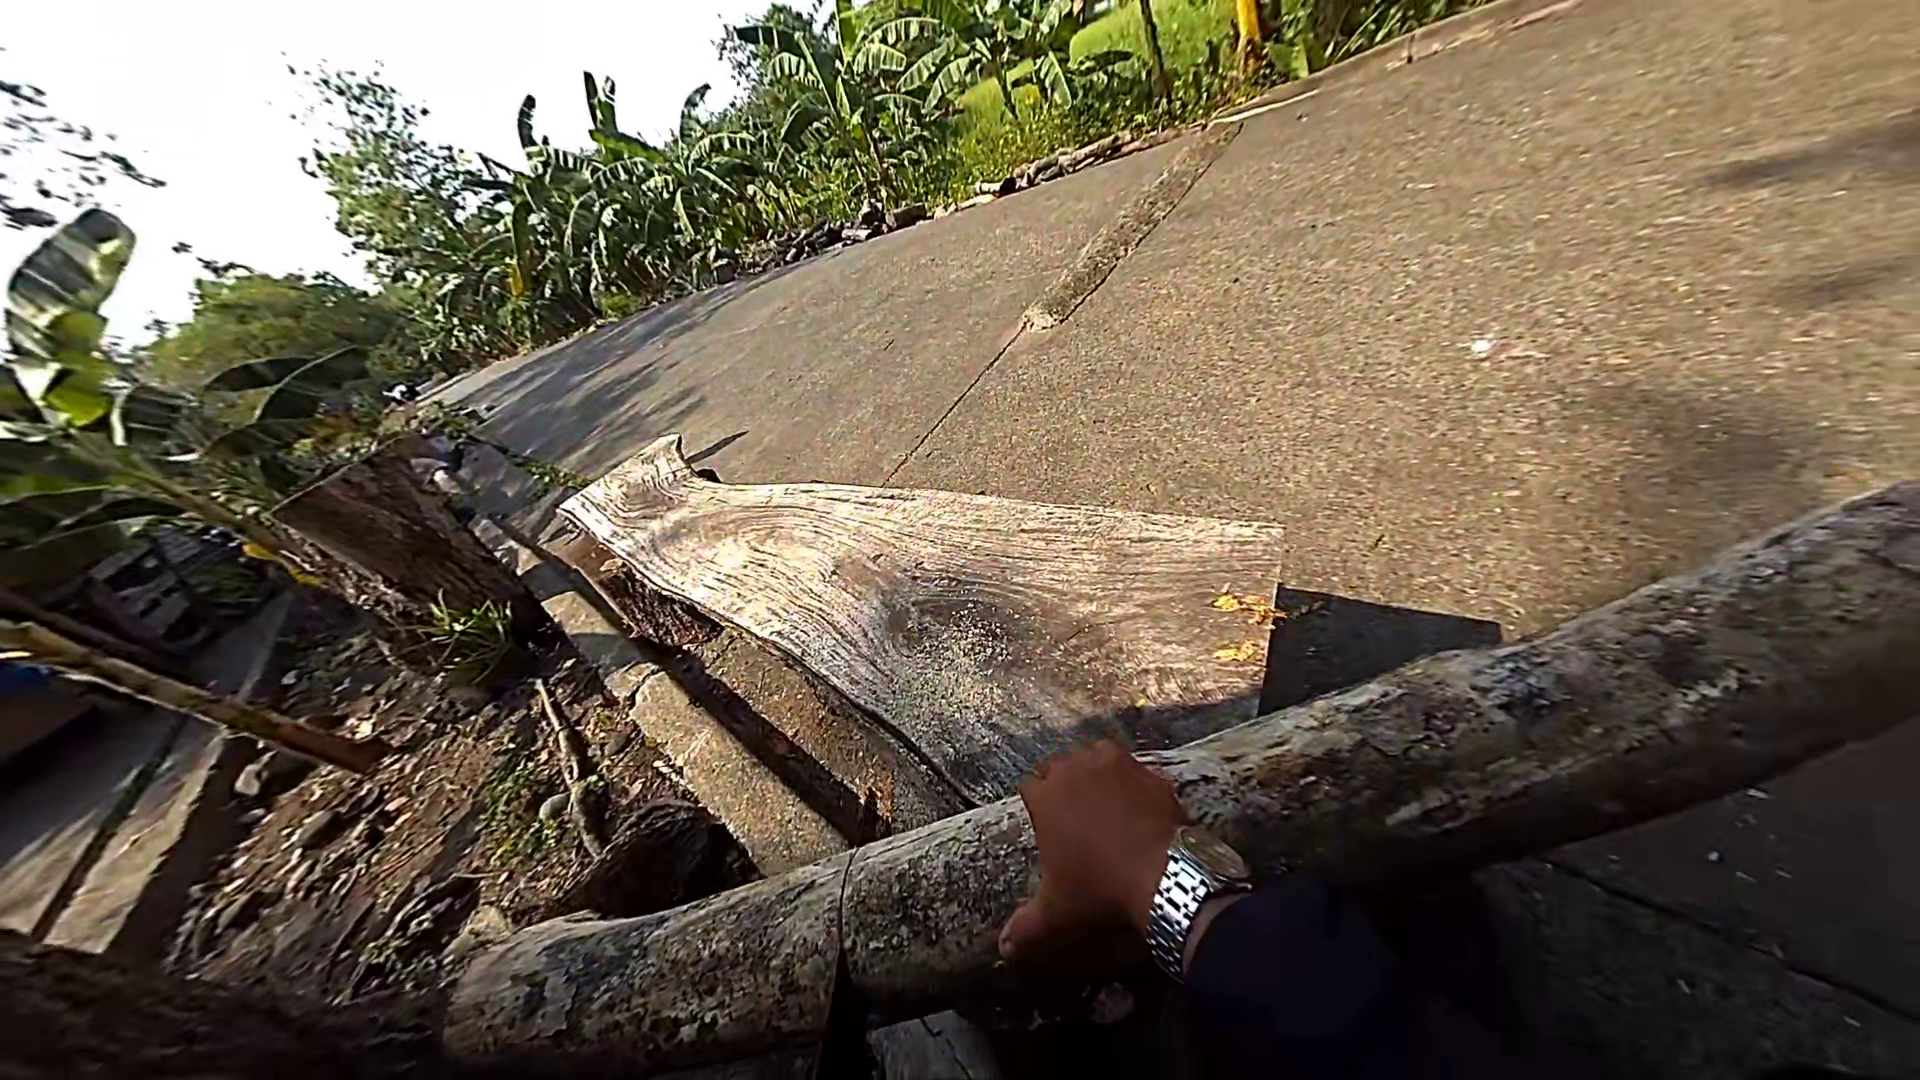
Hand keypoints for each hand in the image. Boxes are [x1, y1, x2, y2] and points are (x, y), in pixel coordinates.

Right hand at [999, 740, 1187, 960]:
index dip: (1035, 800)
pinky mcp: (1142, 767)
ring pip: (1092, 755)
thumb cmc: (1099, 887)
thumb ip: (1026, 926)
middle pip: (1057, 766)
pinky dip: (1130, 776)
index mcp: (1044, 795)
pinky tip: (1136, 796)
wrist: (1160, 873)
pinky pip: (1130, 765)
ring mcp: (1109, 763)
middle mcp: (1072, 769)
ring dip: (1093, 769)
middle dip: (1061, 782)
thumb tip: (1003, 950)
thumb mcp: (1057, 910)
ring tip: (1102, 794)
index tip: (1044, 818)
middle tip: (1073, 810)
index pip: (1028, 785)